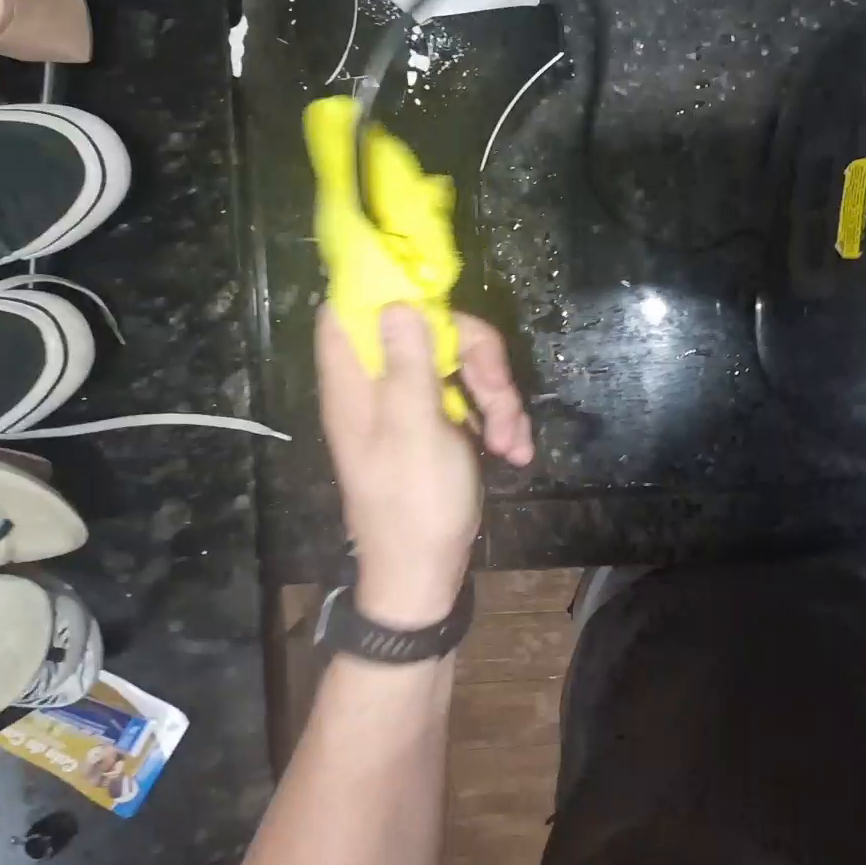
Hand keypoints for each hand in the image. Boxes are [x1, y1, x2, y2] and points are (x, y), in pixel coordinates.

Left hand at [315, 303, 533, 626]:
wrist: (427, 573)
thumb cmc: (413, 504)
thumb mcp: (416, 429)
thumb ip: (408, 364)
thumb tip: (395, 301)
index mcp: (358, 381)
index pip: (350, 311)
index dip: (386, 291)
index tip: (437, 297)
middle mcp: (384, 384)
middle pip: (432, 330)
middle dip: (478, 359)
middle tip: (498, 395)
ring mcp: (416, 404)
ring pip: (464, 364)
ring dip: (499, 397)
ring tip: (511, 442)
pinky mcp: (444, 423)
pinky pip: (477, 397)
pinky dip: (501, 420)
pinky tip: (515, 451)